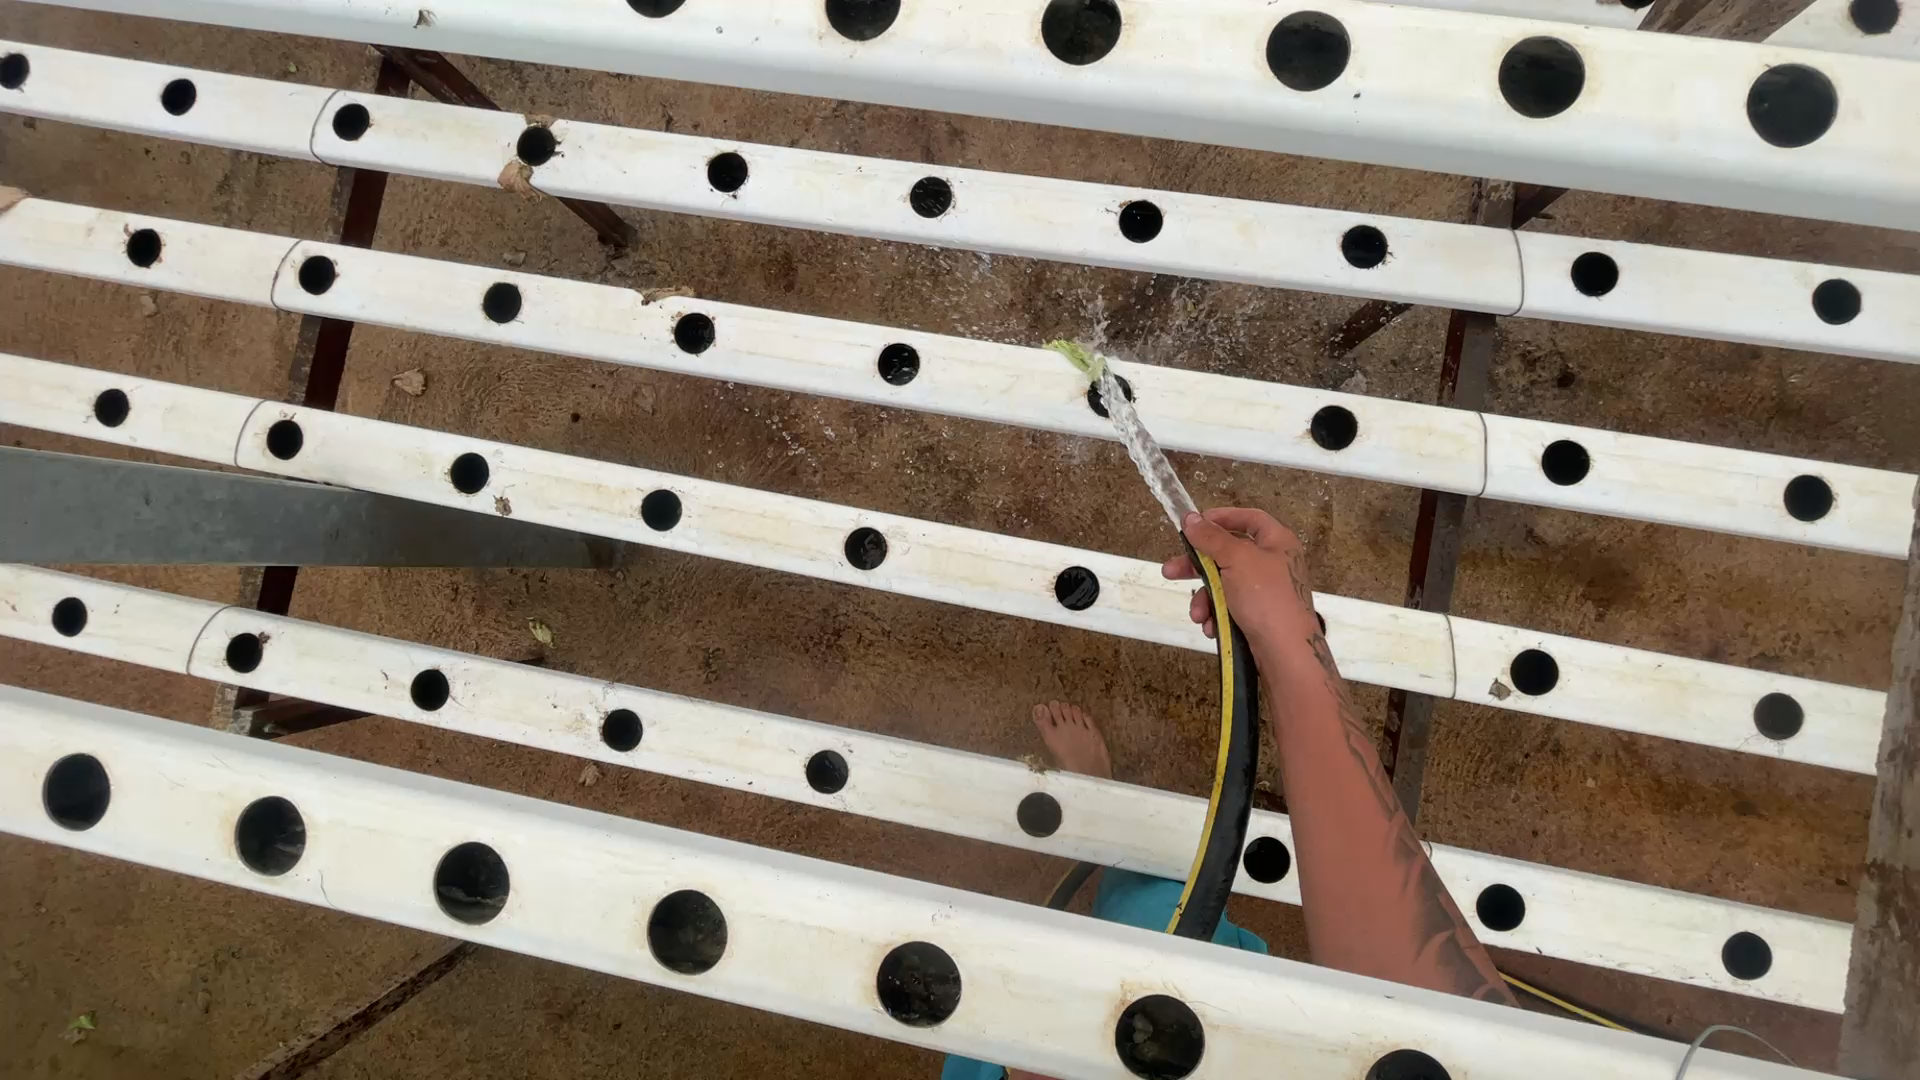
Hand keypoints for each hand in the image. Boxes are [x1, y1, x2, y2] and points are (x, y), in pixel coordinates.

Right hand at [1160, 508, 1316, 649]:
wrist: (1285, 652)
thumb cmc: (1265, 597)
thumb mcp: (1236, 559)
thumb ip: (1211, 537)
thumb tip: (1190, 518)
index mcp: (1277, 542)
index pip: (1248, 518)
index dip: (1221, 518)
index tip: (1195, 525)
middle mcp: (1272, 563)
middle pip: (1227, 554)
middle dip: (1197, 567)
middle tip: (1171, 571)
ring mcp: (1265, 591)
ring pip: (1223, 584)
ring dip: (1205, 598)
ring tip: (1198, 615)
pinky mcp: (1257, 614)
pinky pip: (1229, 606)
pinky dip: (1217, 614)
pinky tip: (1212, 626)